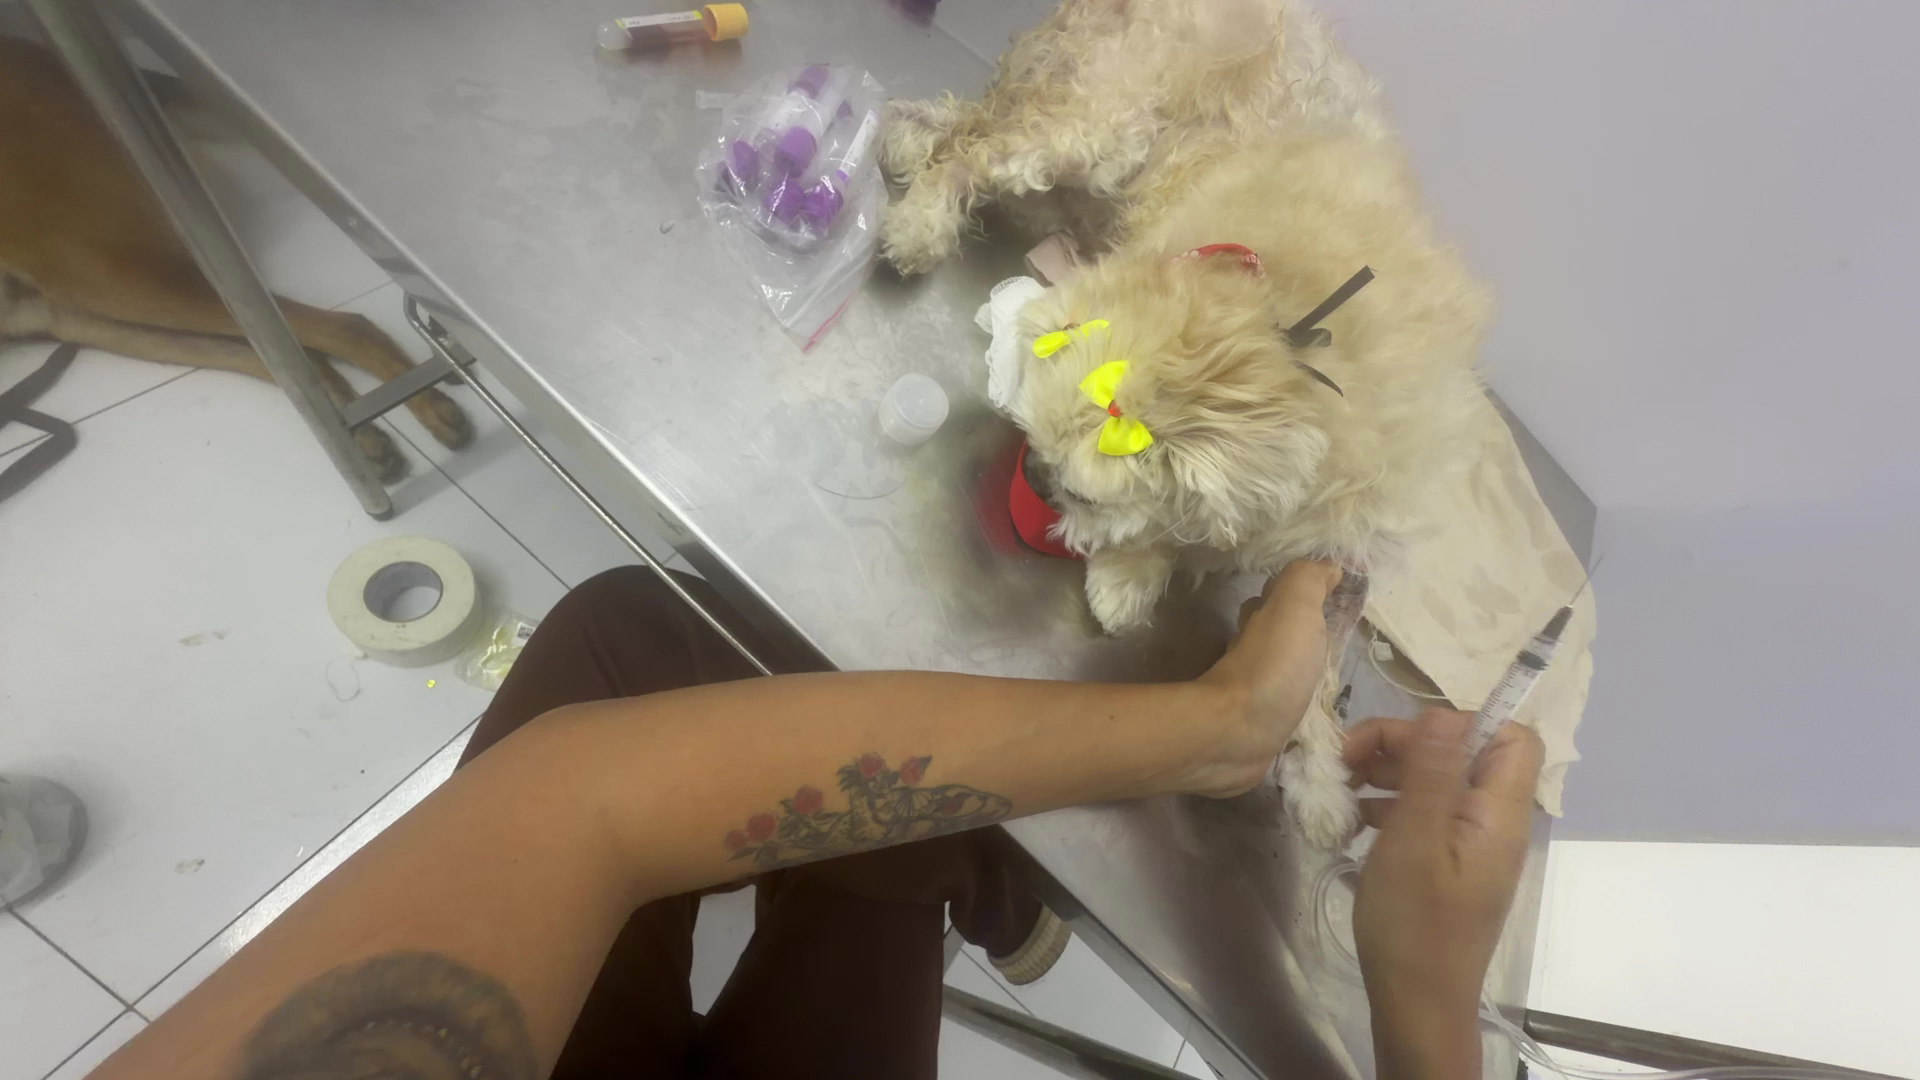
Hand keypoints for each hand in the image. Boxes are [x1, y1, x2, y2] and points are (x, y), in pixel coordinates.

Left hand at [1190, 561, 1342, 796]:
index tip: (1348, 595)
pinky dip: (1307, 699)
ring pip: (1288, 665)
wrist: (1238, 731)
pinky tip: (1325, 707)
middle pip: (1285, 628)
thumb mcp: (1294, 608)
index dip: (1313, 589)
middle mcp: (1254, 645)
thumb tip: (1329, 565)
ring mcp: (1258, 684)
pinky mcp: (1264, 718)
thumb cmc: (1271, 666)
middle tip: (1351, 636)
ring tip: (1345, 673)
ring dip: (1311, 665)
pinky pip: (1292, 701)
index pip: (1285, 593)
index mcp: (1262, 616)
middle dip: (1313, 628)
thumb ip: (1307, 581)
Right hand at [1343, 710, 1543, 1079]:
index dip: (1458, 722)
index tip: (1398, 738)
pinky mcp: (1444, 857)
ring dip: (1386, 769)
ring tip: (1340, 783)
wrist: (1416, 1000)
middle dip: (1400, 742)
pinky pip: (1421, 807)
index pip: (1509, 738)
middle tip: (1345, 757)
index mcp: (1497, 814)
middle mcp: (1490, 820)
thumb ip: (1431, 773)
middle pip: (1459, 750)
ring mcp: (1467, 841)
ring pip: (1434, 776)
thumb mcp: (1414, 840)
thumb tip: (1442, 712)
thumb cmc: (1414, 921)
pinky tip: (1352, 817)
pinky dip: (1384, 801)